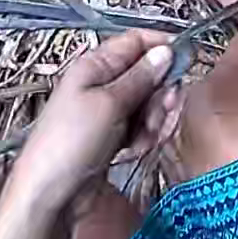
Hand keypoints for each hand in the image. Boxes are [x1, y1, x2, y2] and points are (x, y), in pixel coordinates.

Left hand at [7, 30, 182, 210]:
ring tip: (143, 138)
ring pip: (149, 103)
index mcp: (96, 64)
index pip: (136, 41)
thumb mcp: (109, 104)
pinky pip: (142, 126)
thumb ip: (141, 77)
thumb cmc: (72, 141)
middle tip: (161, 110)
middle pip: (148, 74)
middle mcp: (104, 82)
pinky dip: (144, 137)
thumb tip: (166, 50)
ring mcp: (110, 110)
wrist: (50, 196)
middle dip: (160, 93)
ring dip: (153, 120)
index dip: (162, 46)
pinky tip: (135, 150)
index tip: (187, 58)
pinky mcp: (115, 135)